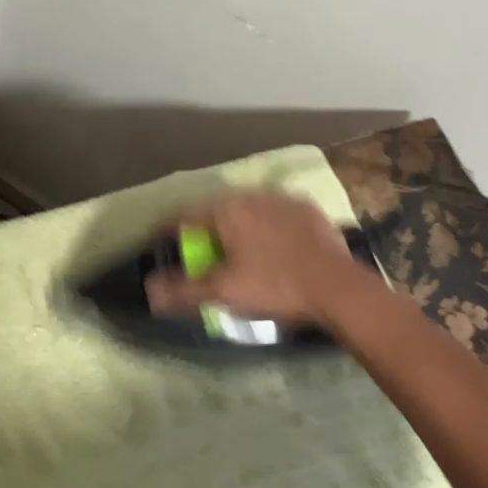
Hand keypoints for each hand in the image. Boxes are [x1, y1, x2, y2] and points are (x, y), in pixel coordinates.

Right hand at [143, 191, 360, 323]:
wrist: (338, 287)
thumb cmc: (274, 286)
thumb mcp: (223, 292)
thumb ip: (183, 289)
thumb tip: (149, 289)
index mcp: (225, 210)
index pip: (183, 215)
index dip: (167, 231)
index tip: (159, 244)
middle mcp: (251, 196)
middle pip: (216, 211)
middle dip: (204, 231)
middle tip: (201, 255)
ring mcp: (283, 200)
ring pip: (248, 212)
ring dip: (237, 228)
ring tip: (237, 252)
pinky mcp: (309, 211)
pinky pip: (277, 217)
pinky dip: (267, 230)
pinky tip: (273, 250)